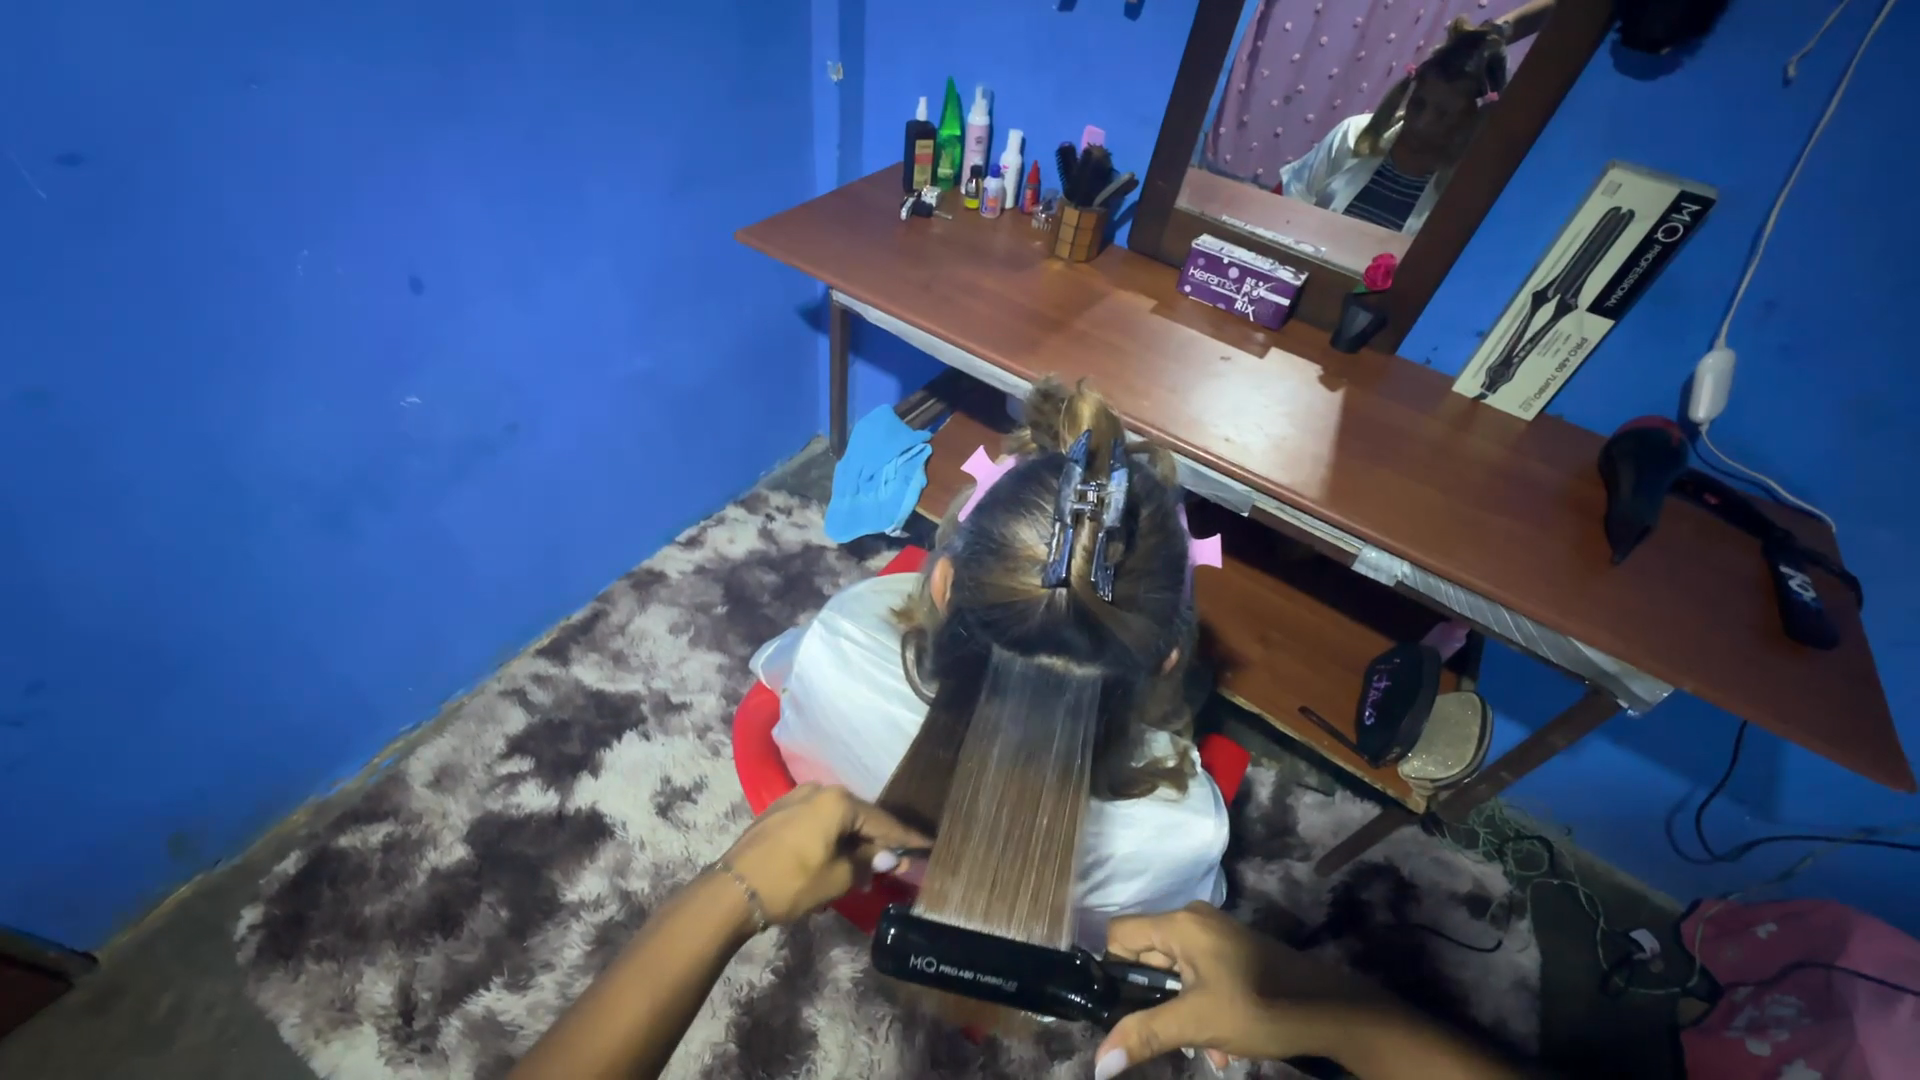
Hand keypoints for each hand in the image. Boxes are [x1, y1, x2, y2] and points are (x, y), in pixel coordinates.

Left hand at [719, 784, 928, 924]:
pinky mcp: (779, 812)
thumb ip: (868, 862)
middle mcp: (820, 790)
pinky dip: (831, 839)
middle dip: (878, 840)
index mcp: (839, 801)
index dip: (907, 838)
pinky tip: (835, 858)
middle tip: (897, 862)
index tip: (928, 845)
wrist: (732, 890)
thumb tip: (889, 856)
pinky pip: (817, 822)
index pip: (883, 821)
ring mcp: (796, 798)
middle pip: (860, 817)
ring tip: (865, 867)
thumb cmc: (791, 882)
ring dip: (852, 842)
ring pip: (837, 820)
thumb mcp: (838, 878)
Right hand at [1092, 903, 1385, 1077]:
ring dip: (1178, 1008)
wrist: (1330, 1011)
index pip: (1120, 934)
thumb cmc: (1258, 1007)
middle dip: (1153, 997)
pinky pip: (1197, 972)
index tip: (1125, 1008)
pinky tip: (1221, 1043)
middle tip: (1165, 1033)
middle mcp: (1192, 919)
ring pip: (1174, 968)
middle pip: (1147, 952)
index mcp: (1178, 923)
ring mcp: (1214, 933)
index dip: (1114, 970)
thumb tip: (1099, 1063)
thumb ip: (1144, 1035)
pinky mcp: (1232, 950)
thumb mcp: (1197, 1024)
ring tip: (1200, 1046)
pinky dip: (1199, 1003)